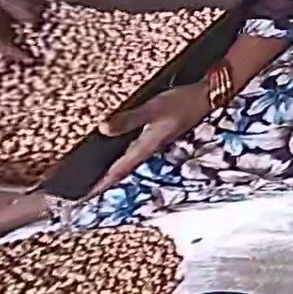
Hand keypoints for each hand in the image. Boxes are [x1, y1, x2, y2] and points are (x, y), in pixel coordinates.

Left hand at [90, 83, 212, 194]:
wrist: (209, 96)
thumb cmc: (183, 102)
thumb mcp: (154, 108)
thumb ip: (129, 119)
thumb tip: (101, 129)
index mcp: (148, 145)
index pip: (119, 170)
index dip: (101, 184)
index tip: (83, 197)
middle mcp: (152, 147)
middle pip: (124, 169)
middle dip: (106, 181)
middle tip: (85, 191)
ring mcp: (158, 141)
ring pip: (131, 161)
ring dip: (116, 170)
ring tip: (99, 176)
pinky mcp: (162, 134)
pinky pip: (137, 151)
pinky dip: (125, 157)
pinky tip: (121, 152)